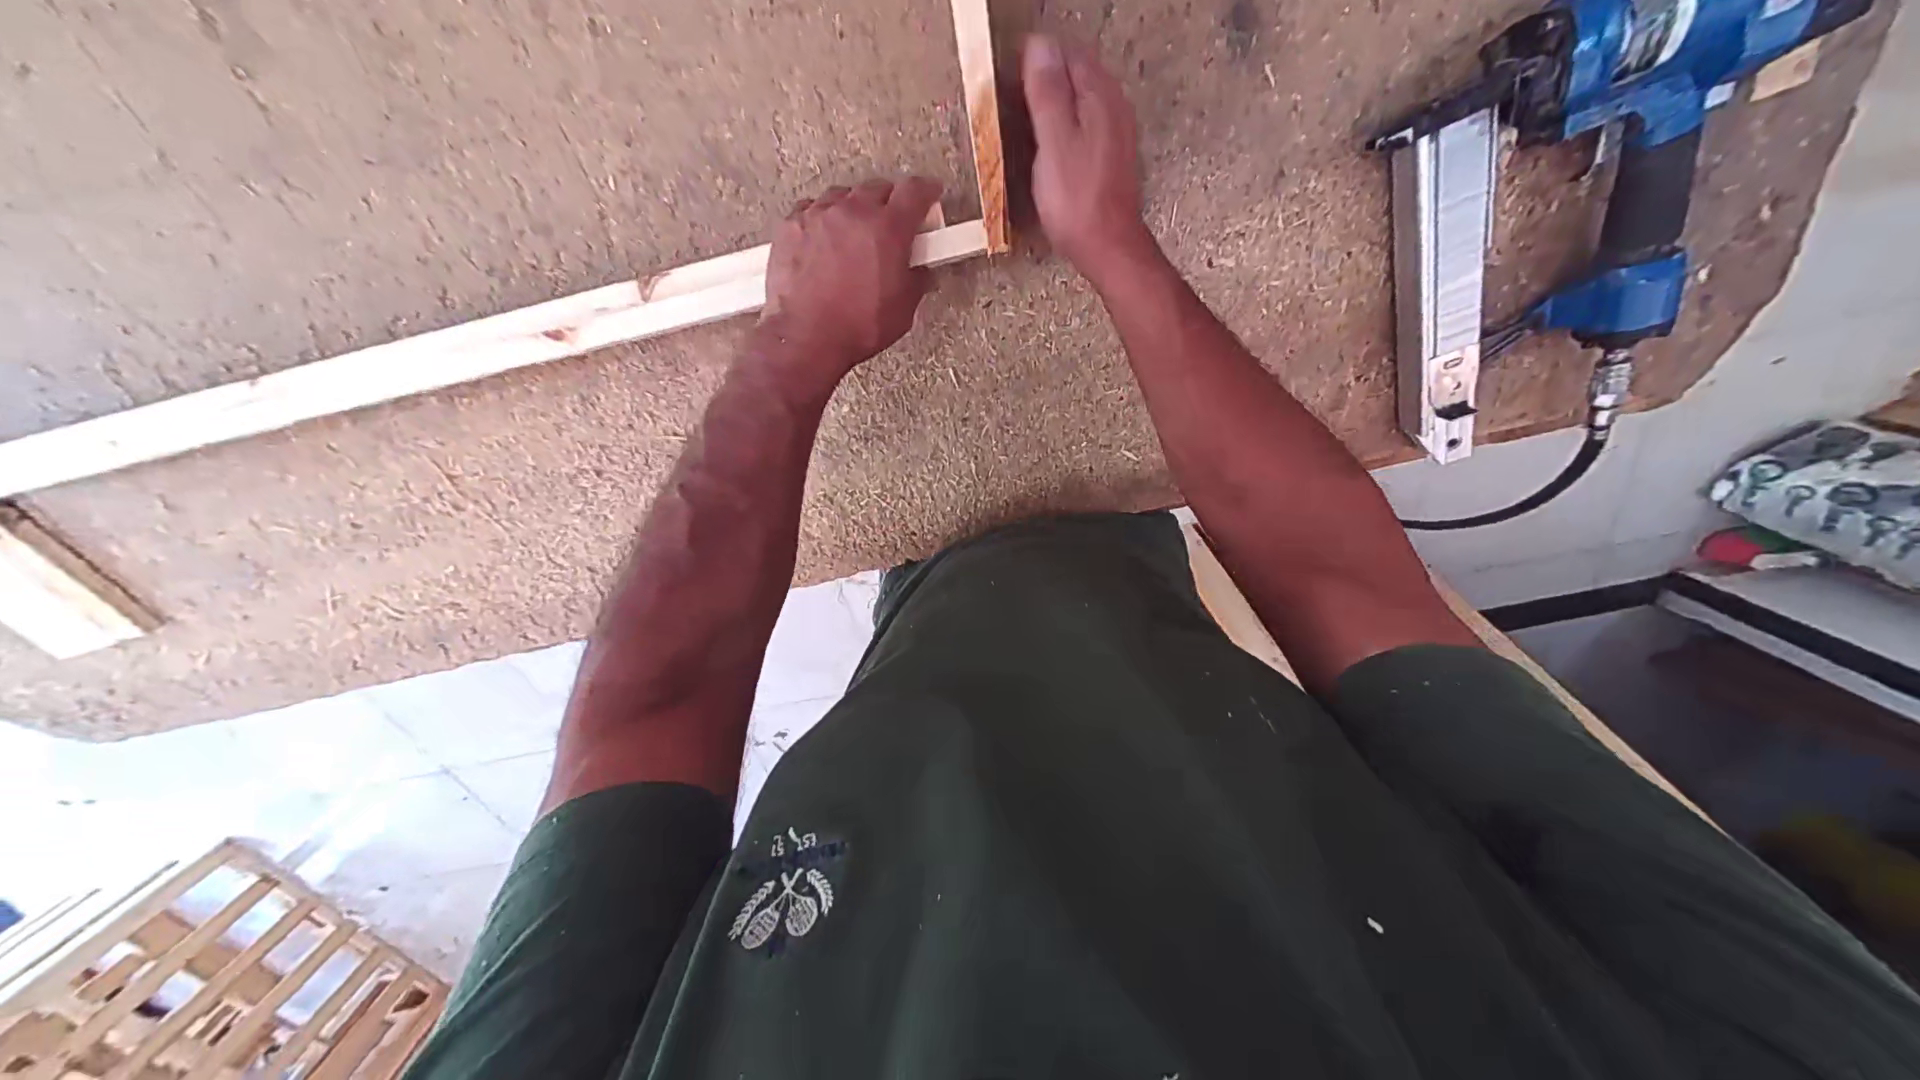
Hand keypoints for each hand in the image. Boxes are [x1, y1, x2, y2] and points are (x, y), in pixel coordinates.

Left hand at [759, 176, 942, 381]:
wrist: (808, 337)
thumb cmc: (854, 326)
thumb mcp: (904, 308)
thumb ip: (916, 279)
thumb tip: (919, 271)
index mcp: (888, 229)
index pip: (915, 191)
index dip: (927, 190)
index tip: (929, 193)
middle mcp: (854, 212)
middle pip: (878, 189)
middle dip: (889, 204)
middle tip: (892, 227)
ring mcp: (820, 215)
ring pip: (844, 196)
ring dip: (855, 210)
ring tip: (857, 237)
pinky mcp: (793, 225)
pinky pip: (813, 209)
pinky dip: (824, 220)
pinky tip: (827, 242)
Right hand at [1021, 35, 1153, 274]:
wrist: (1106, 246)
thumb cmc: (1076, 201)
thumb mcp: (1053, 142)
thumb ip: (1046, 93)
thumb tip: (1039, 46)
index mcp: (1098, 96)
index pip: (1066, 55)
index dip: (1036, 62)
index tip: (1010, 83)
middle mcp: (1114, 106)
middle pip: (1077, 74)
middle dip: (1047, 80)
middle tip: (1016, 103)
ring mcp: (1118, 133)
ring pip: (1083, 100)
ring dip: (1057, 105)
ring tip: (1030, 124)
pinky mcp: (1113, 158)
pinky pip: (1088, 126)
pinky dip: (1068, 127)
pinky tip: (1053, 148)